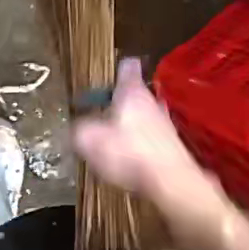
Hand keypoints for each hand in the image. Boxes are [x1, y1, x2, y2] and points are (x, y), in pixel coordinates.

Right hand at [71, 57, 234, 238]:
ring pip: (144, 116)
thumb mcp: (91, 141)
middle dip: (120, 103)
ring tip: (112, 140)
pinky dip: (140, 145)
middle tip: (102, 114)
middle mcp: (152, 102)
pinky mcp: (171, 145)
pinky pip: (151, 138)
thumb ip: (80, 130)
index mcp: (132, 93)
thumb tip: (77, 129)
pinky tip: (129, 160)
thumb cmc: (129, 154)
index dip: (116, 70)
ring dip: (130, 125)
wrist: (171, 182)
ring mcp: (165, 123)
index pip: (127, 67)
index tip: (107, 77)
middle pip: (136, 94)